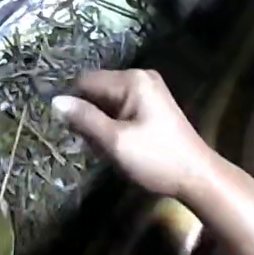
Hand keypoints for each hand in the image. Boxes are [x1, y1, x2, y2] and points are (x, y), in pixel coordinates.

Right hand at [53, 69, 216, 199]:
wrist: (198, 177)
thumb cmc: (156, 159)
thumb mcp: (115, 141)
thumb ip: (84, 119)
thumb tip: (55, 101)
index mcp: (131, 80)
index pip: (86, 81)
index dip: (73, 104)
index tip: (69, 130)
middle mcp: (140, 77)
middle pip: (97, 90)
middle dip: (89, 116)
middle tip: (94, 145)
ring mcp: (148, 89)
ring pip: (107, 101)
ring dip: (100, 123)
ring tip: (108, 148)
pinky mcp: (152, 104)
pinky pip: (120, 107)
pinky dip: (113, 125)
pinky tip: (119, 145)